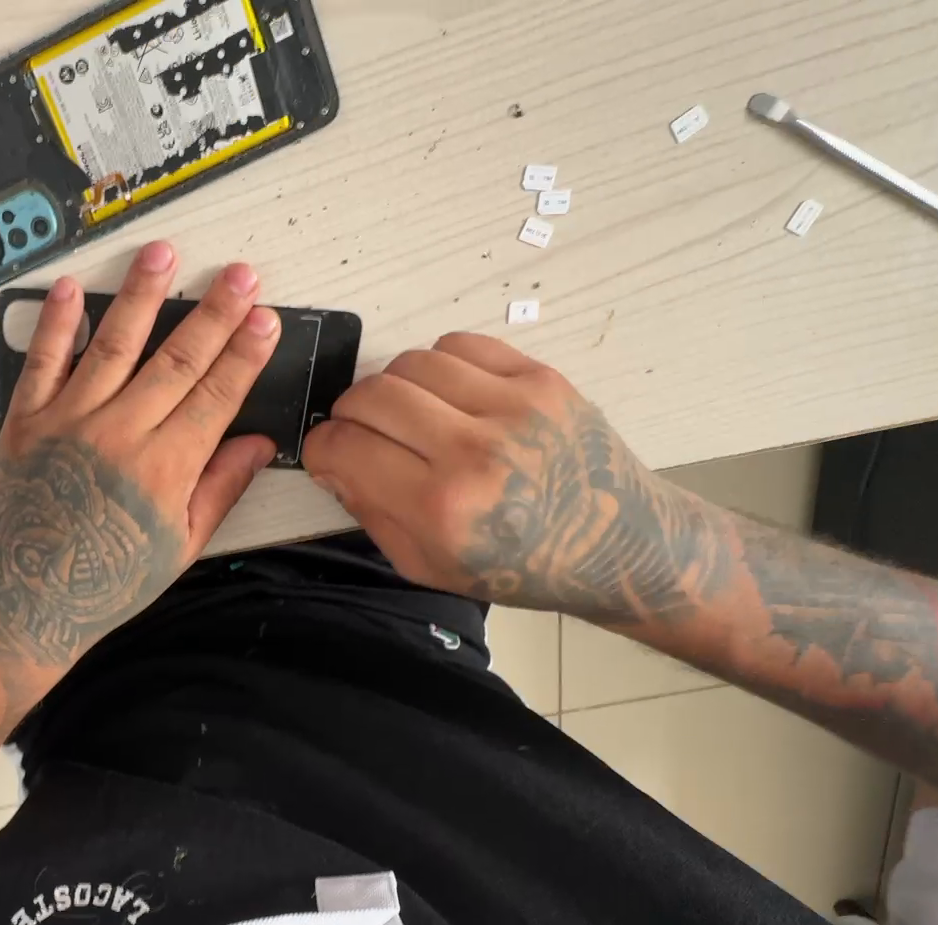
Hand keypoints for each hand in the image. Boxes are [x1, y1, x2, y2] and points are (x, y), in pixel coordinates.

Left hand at [0, 241, 280, 664]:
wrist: (31, 599)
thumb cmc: (109, 580)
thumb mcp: (181, 545)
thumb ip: (220, 489)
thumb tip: (258, 444)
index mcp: (166, 467)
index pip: (217, 395)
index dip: (245, 353)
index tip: (266, 318)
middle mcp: (120, 434)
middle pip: (177, 360)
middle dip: (214, 313)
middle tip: (240, 273)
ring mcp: (69, 423)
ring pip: (113, 345)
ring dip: (142, 296)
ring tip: (163, 253)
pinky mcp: (26, 422)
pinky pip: (43, 362)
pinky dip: (57, 323)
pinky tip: (71, 288)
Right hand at [302, 332, 719, 623]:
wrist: (617, 545)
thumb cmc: (514, 567)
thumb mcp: (424, 564)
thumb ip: (368, 511)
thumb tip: (331, 460)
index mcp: (438, 506)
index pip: (343, 445)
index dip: (320, 446)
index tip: (328, 454)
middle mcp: (472, 449)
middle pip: (369, 396)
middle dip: (348, 414)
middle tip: (361, 434)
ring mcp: (511, 406)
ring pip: (409, 363)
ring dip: (391, 388)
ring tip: (407, 416)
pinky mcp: (541, 378)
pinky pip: (458, 345)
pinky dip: (436, 367)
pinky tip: (447, 397)